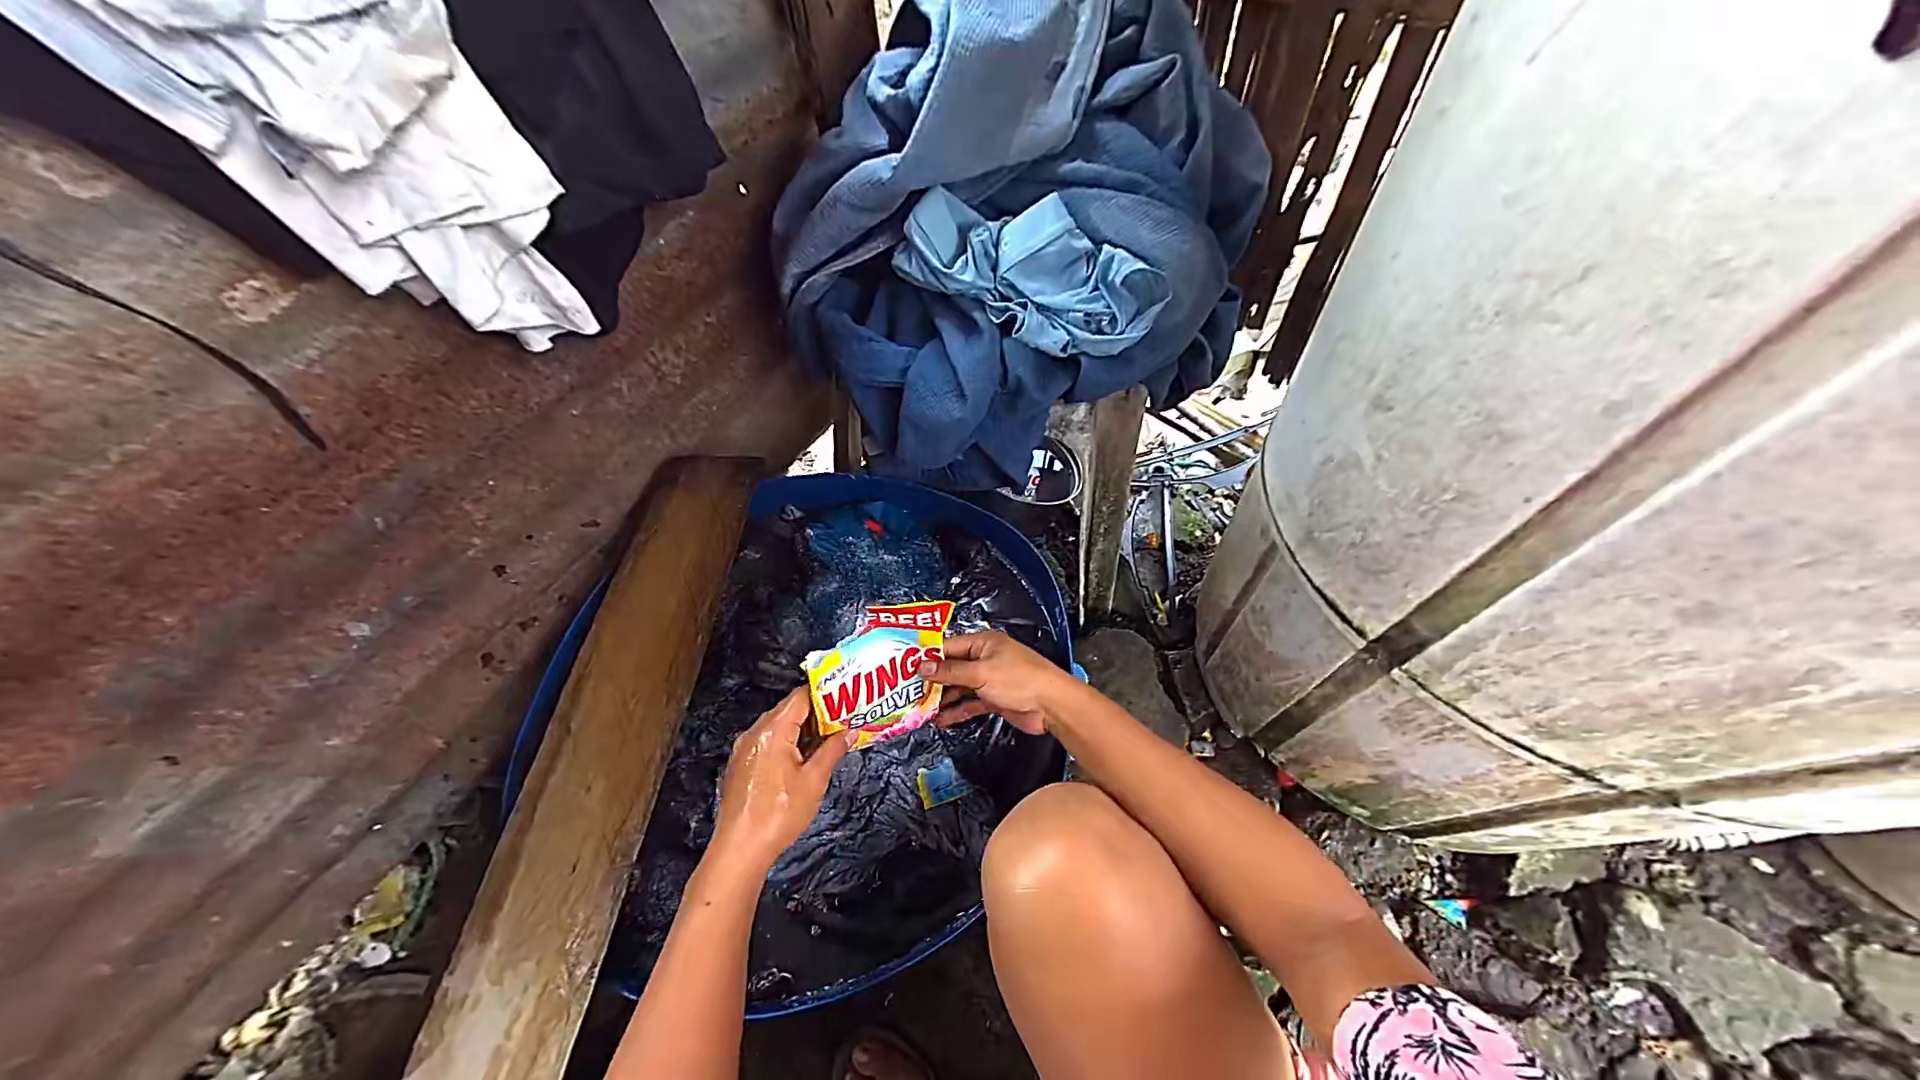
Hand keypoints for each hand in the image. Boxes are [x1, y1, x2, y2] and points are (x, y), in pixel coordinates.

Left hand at [711, 687, 851, 871]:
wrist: (740, 850)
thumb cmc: (779, 814)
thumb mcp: (814, 780)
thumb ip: (833, 750)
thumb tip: (850, 731)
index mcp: (772, 731)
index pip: (800, 697)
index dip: (825, 695)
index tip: (846, 699)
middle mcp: (754, 733)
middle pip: (788, 709)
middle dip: (817, 713)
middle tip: (843, 720)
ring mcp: (744, 749)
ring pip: (777, 727)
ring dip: (802, 730)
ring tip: (828, 739)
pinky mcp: (740, 765)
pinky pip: (767, 742)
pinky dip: (786, 743)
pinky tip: (803, 758)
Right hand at [917, 631, 1076, 734]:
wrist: (1051, 705)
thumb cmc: (1019, 679)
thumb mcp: (981, 673)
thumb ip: (950, 672)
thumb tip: (921, 667)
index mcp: (983, 643)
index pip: (948, 647)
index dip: (928, 657)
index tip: (905, 668)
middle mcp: (984, 658)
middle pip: (952, 668)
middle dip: (932, 680)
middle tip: (908, 691)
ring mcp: (989, 679)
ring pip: (959, 687)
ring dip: (942, 697)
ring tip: (919, 708)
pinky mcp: (994, 699)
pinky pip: (969, 703)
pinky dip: (956, 710)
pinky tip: (941, 719)